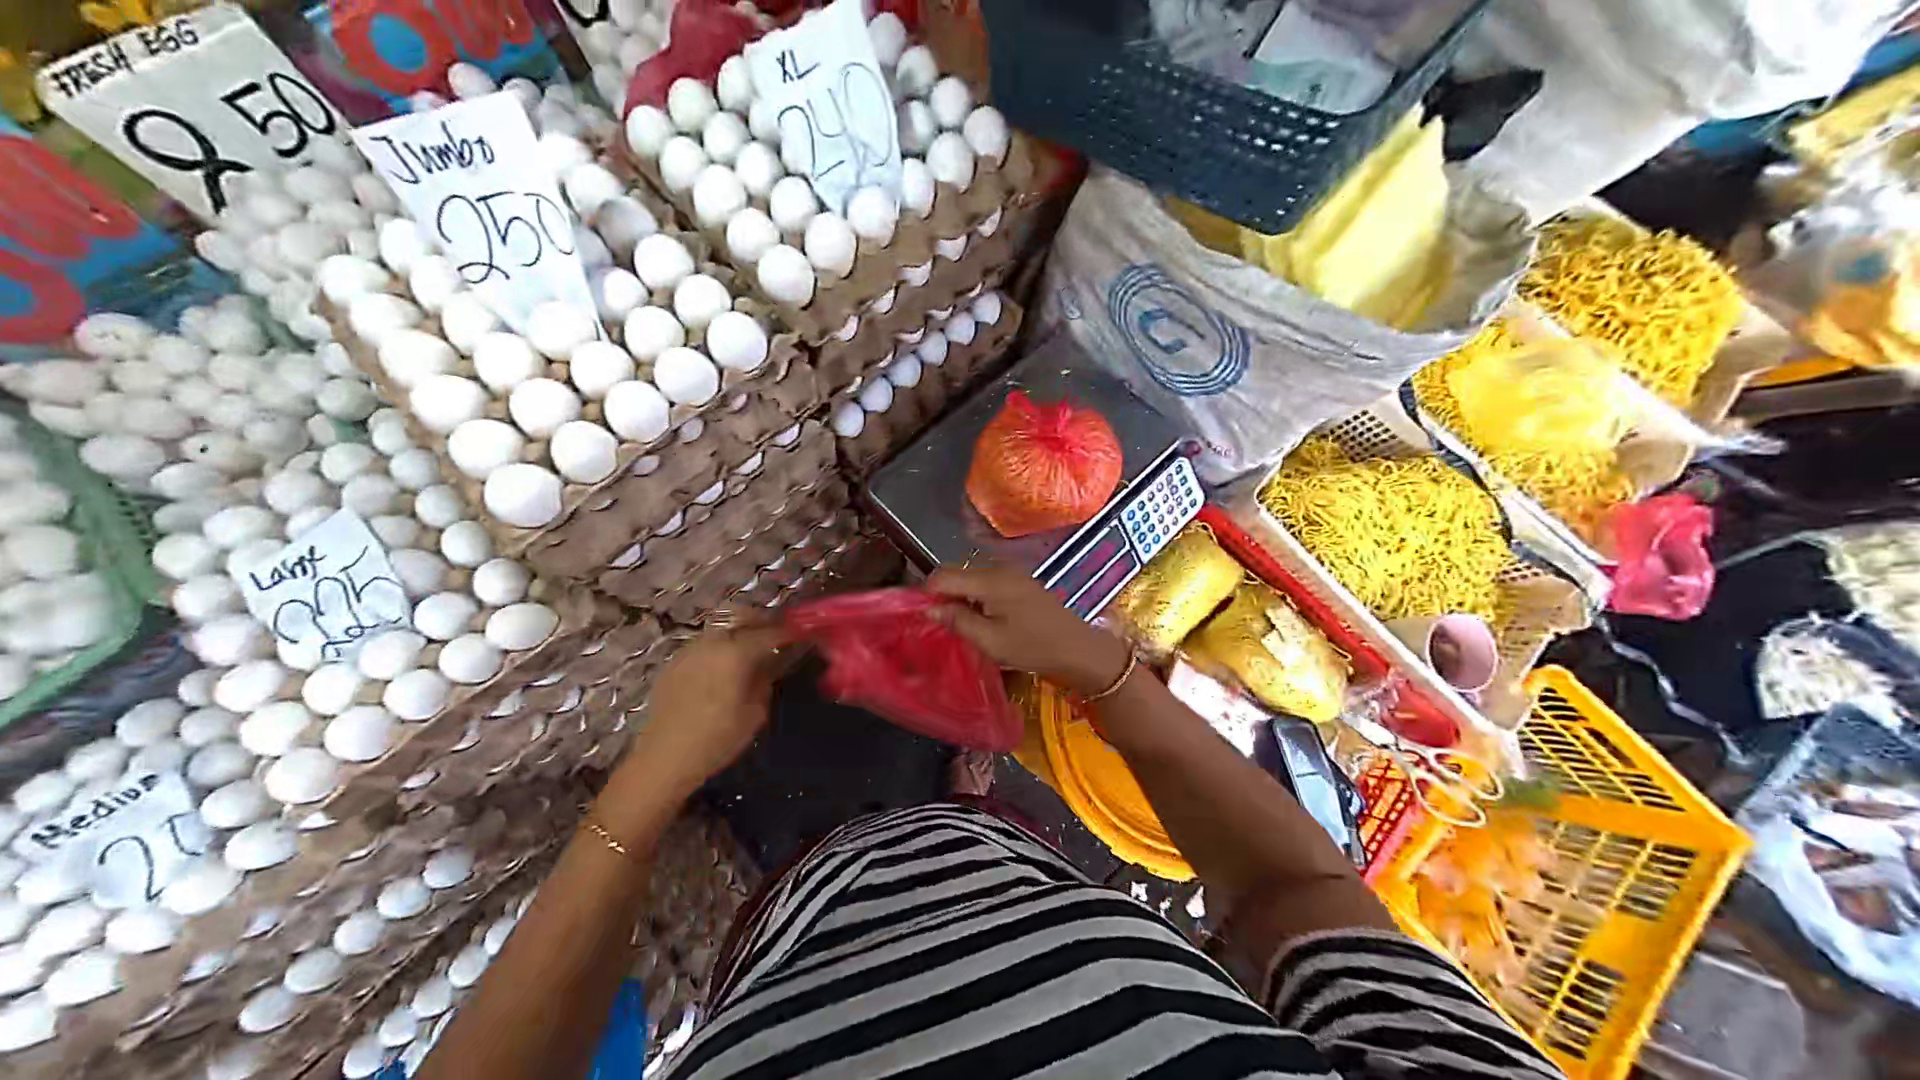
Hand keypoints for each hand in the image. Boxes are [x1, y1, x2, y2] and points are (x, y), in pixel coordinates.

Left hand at [617, 623, 793, 801]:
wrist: (664, 758)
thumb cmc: (717, 738)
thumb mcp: (755, 713)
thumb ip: (764, 682)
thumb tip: (769, 666)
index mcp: (735, 653)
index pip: (769, 633)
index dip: (789, 631)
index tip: (802, 633)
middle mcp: (710, 643)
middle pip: (739, 617)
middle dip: (761, 620)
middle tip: (776, 633)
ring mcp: (688, 651)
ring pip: (719, 630)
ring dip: (737, 633)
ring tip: (749, 651)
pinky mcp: (672, 664)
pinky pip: (702, 646)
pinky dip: (718, 648)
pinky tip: (722, 669)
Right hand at [928, 566, 1131, 695]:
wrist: (1078, 648)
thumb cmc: (1034, 647)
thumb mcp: (991, 641)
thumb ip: (957, 621)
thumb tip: (928, 608)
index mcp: (990, 580)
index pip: (943, 575)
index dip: (926, 593)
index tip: (921, 615)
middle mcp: (999, 568)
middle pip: (956, 572)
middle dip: (942, 594)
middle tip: (940, 623)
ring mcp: (1011, 571)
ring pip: (970, 576)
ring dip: (959, 596)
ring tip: (961, 624)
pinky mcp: (1019, 579)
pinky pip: (986, 581)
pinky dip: (976, 596)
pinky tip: (982, 618)